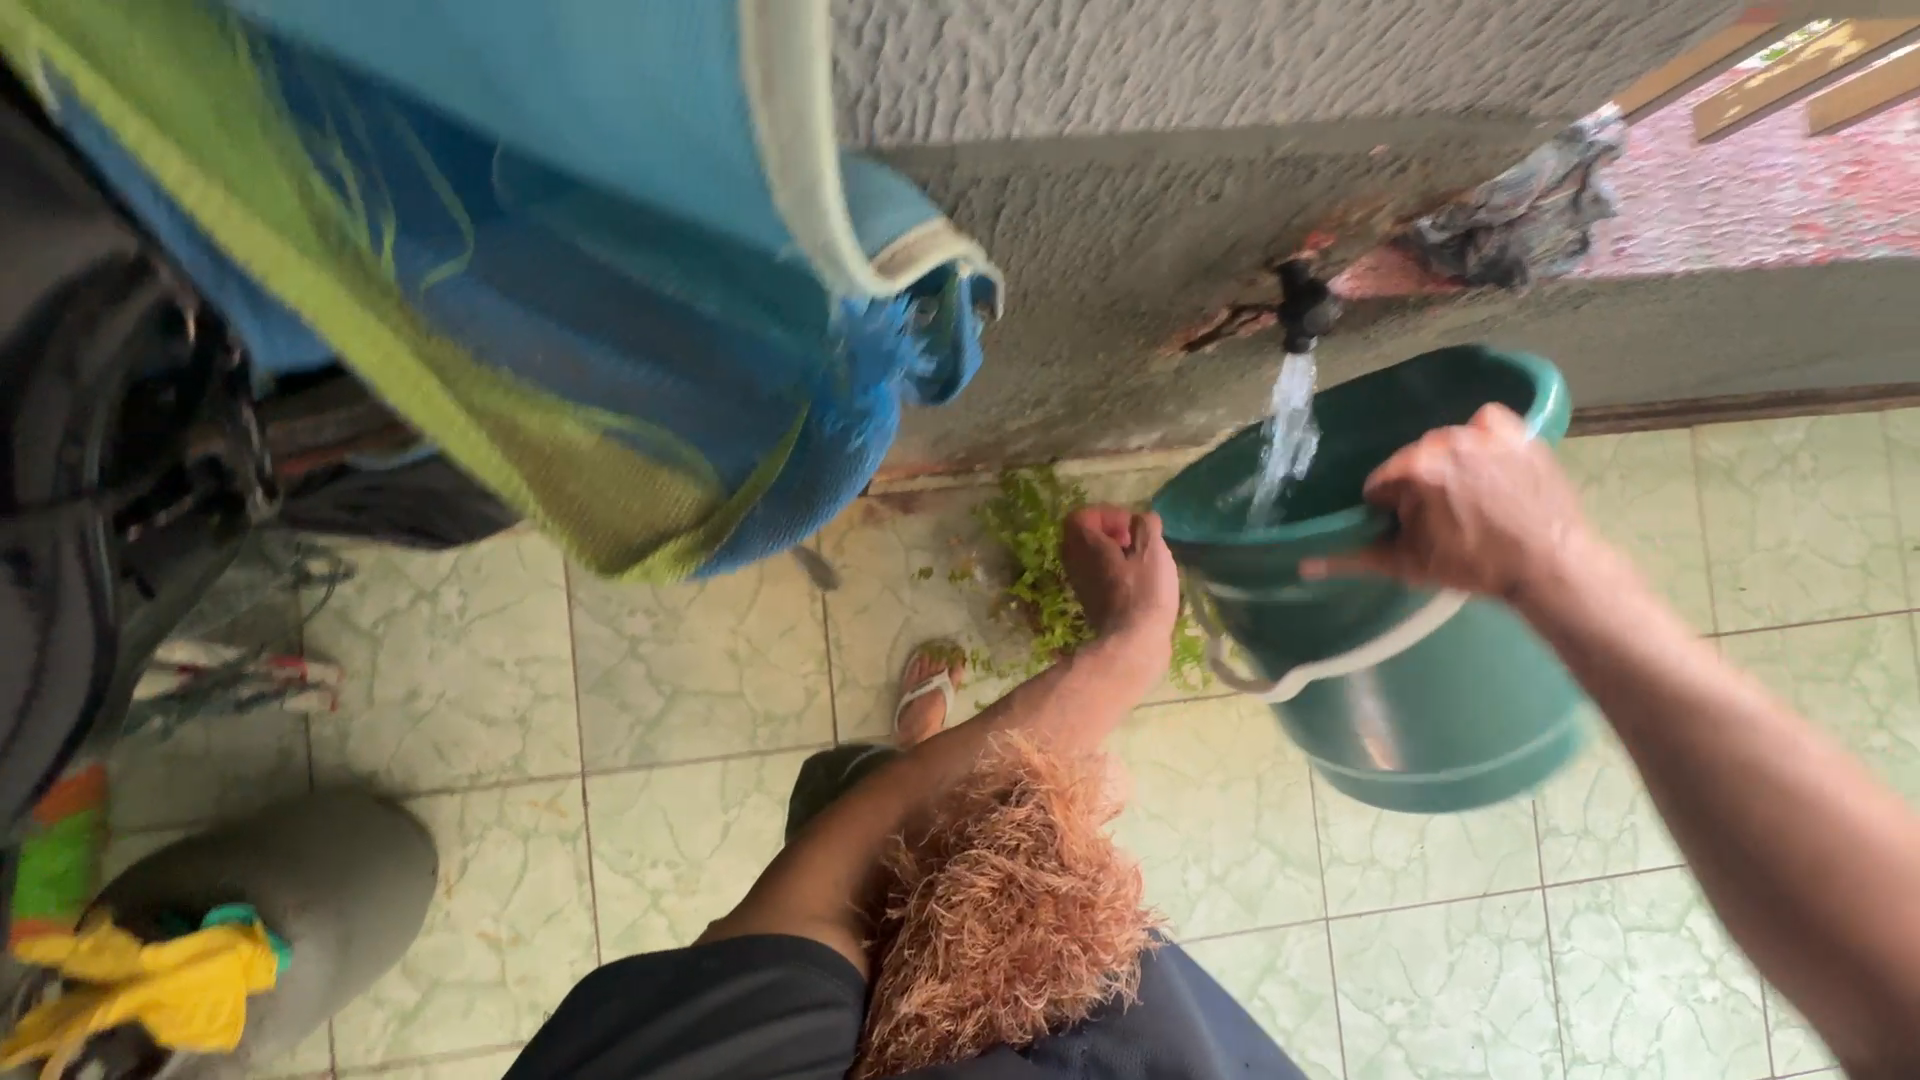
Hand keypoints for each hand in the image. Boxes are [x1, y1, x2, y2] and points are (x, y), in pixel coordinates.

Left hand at [1062, 506, 1179, 650]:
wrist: (1132, 644)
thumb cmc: (1143, 593)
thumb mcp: (1152, 551)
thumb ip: (1146, 527)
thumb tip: (1143, 519)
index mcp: (1084, 545)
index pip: (1079, 515)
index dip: (1106, 514)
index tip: (1131, 526)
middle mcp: (1075, 562)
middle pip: (1083, 535)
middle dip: (1110, 532)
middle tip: (1134, 540)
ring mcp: (1080, 583)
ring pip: (1090, 556)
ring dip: (1114, 552)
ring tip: (1140, 560)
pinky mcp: (1091, 601)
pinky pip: (1097, 574)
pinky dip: (1114, 570)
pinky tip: (1139, 580)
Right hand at [1299, 404, 1593, 601]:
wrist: (1550, 565)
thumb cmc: (1474, 567)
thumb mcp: (1406, 565)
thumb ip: (1351, 559)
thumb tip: (1303, 564)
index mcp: (1414, 471)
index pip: (1380, 483)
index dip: (1389, 508)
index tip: (1410, 528)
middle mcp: (1445, 444)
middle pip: (1410, 461)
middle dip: (1416, 485)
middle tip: (1438, 517)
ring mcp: (1484, 436)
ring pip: (1444, 443)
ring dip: (1445, 464)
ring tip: (1466, 495)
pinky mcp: (1517, 435)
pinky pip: (1485, 423)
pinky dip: (1480, 437)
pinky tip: (1486, 463)